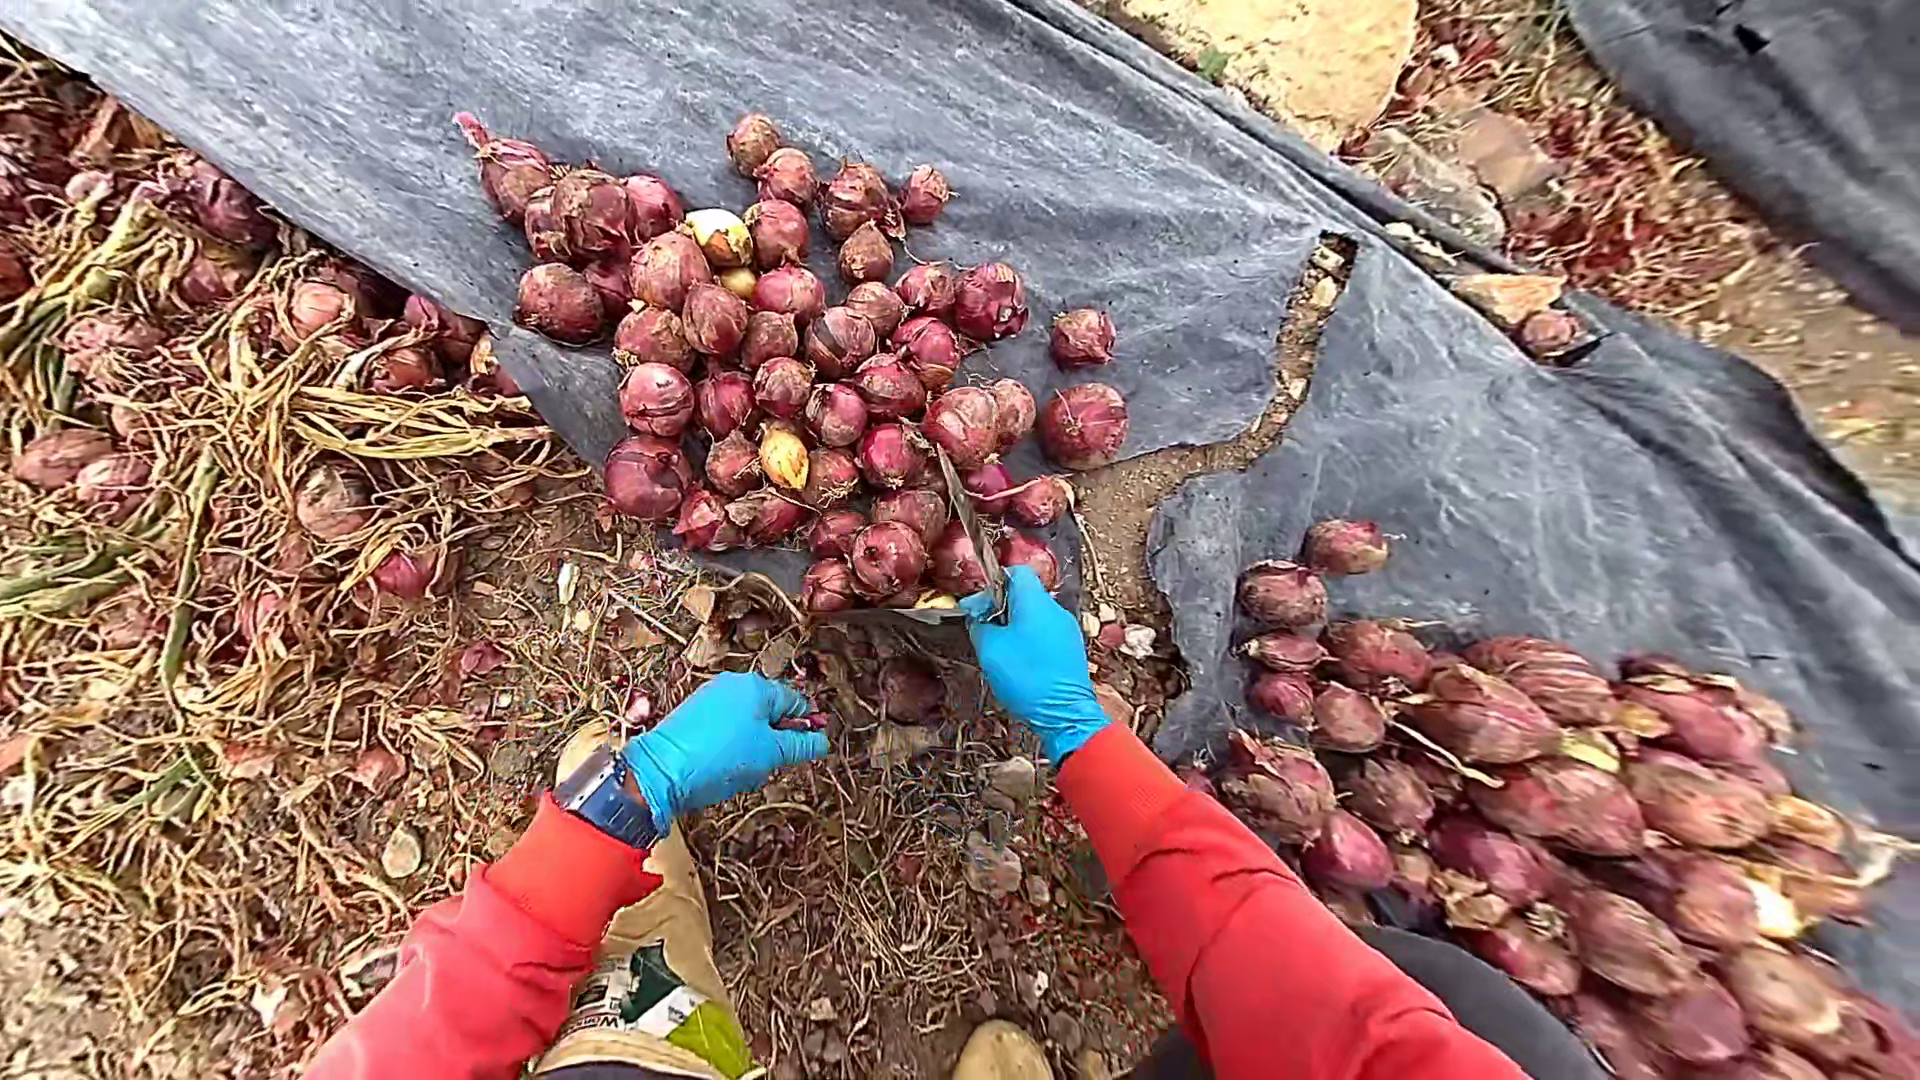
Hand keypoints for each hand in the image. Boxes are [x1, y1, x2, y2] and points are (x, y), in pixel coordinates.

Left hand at [622, 672, 827, 832]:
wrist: (659, 773)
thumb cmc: (720, 758)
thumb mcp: (770, 754)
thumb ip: (801, 745)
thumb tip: (822, 742)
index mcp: (756, 686)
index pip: (795, 702)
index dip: (804, 726)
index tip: (805, 749)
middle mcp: (734, 684)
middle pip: (770, 711)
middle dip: (775, 739)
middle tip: (769, 763)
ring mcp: (711, 697)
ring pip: (748, 721)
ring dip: (754, 745)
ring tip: (742, 769)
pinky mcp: (693, 714)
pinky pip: (726, 726)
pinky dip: (732, 745)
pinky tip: (723, 767)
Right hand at [959, 566, 1109, 762]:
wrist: (1065, 714)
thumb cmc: (1027, 678)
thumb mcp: (990, 649)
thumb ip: (980, 625)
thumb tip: (978, 616)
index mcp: (1035, 603)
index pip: (1016, 572)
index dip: (995, 583)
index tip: (981, 603)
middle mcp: (1055, 610)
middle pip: (1025, 593)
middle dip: (1001, 607)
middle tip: (985, 627)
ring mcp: (1066, 628)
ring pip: (1035, 613)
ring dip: (1015, 624)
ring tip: (1000, 647)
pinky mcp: (1071, 647)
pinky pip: (1045, 631)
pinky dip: (1029, 637)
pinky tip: (1018, 659)